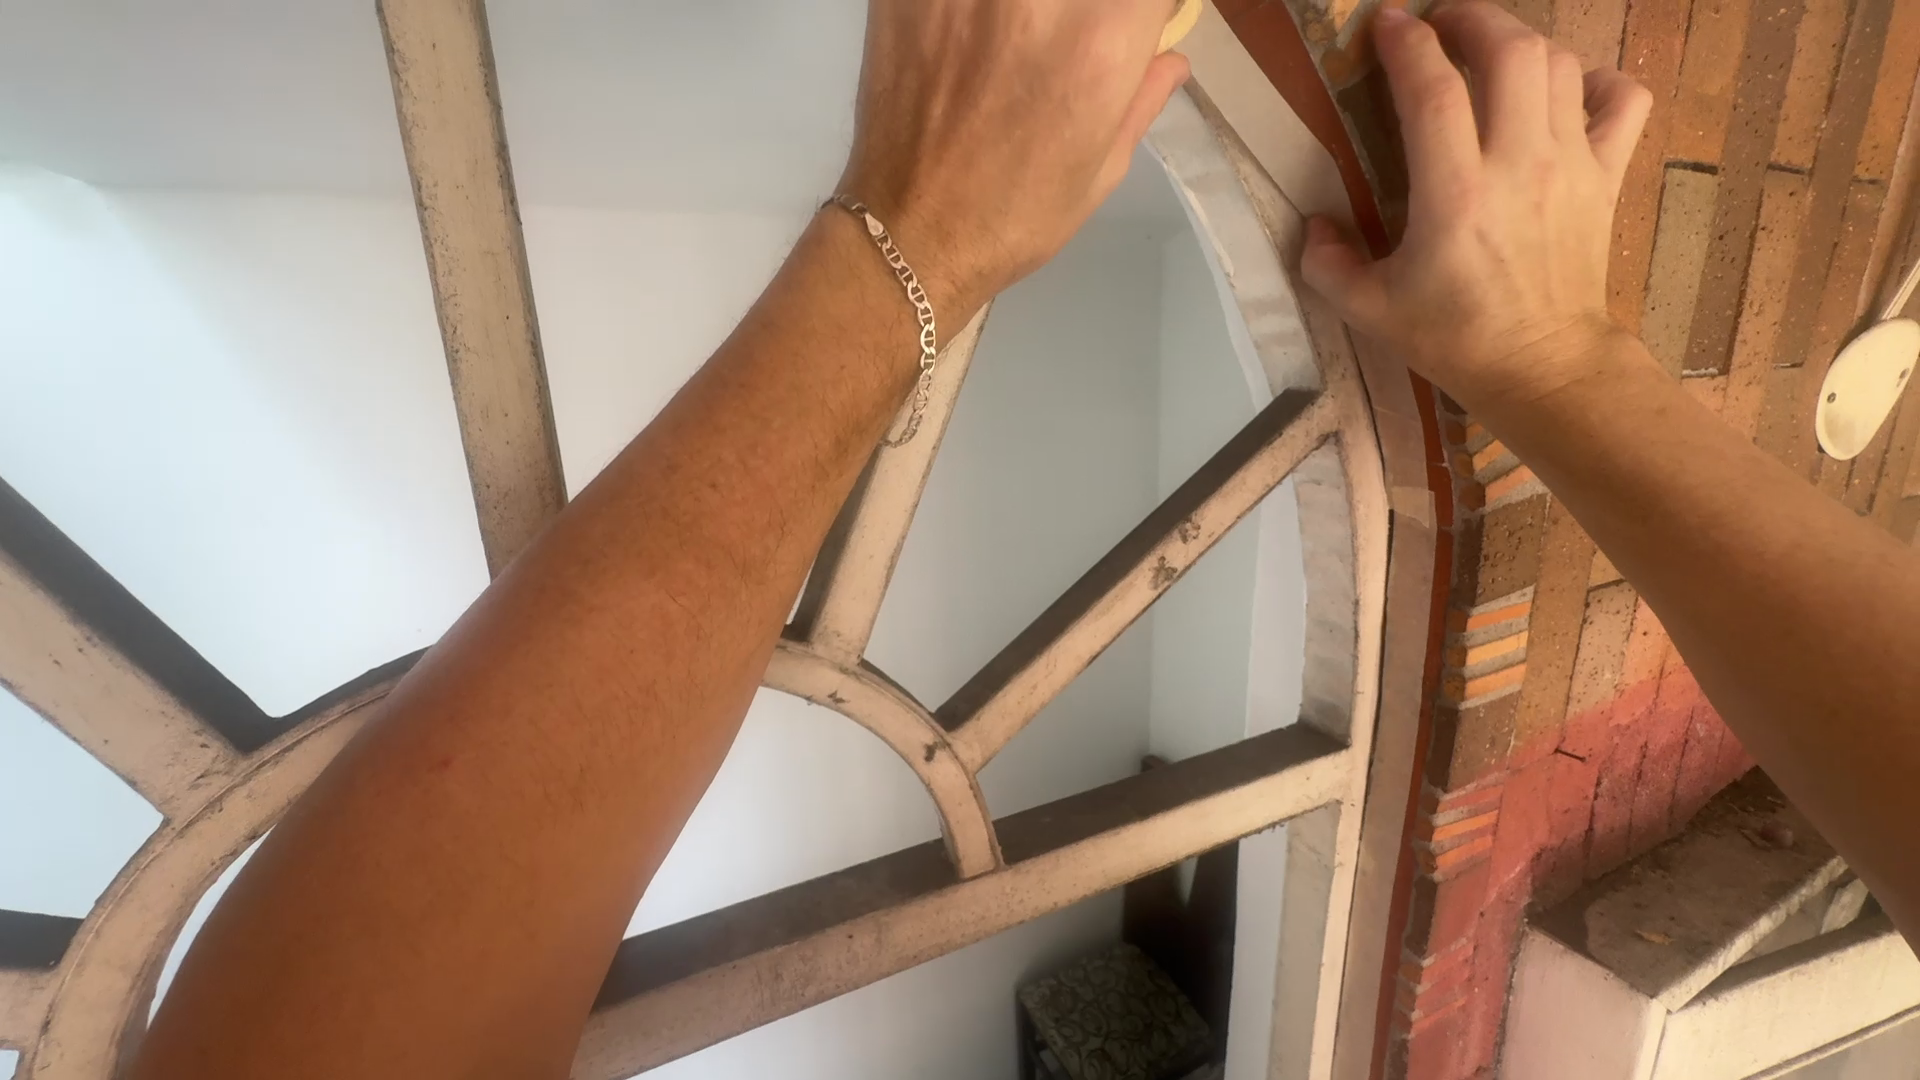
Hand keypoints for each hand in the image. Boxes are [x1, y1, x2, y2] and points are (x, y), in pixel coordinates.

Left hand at [838, 0, 1190, 317]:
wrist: (909, 239)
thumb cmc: (1010, 225)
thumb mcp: (1096, 178)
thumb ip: (1139, 100)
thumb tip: (1169, 56)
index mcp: (1100, 43)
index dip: (1142, 14)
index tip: (1130, 31)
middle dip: (1085, 13)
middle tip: (1062, 46)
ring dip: (1026, 16)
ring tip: (1009, 50)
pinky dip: (967, 10)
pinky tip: (967, 41)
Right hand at [1301, 1, 1652, 410]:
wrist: (1538, 364)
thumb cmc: (1448, 337)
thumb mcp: (1367, 310)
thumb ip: (1326, 264)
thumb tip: (1316, 222)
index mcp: (1454, 197)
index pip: (1433, 95)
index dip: (1407, 48)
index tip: (1385, 24)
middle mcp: (1520, 164)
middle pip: (1509, 53)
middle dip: (1471, 19)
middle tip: (1438, 21)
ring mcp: (1574, 163)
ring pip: (1559, 64)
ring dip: (1518, 40)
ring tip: (1485, 48)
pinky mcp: (1608, 174)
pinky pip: (1620, 97)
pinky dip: (1592, 77)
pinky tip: (1561, 91)